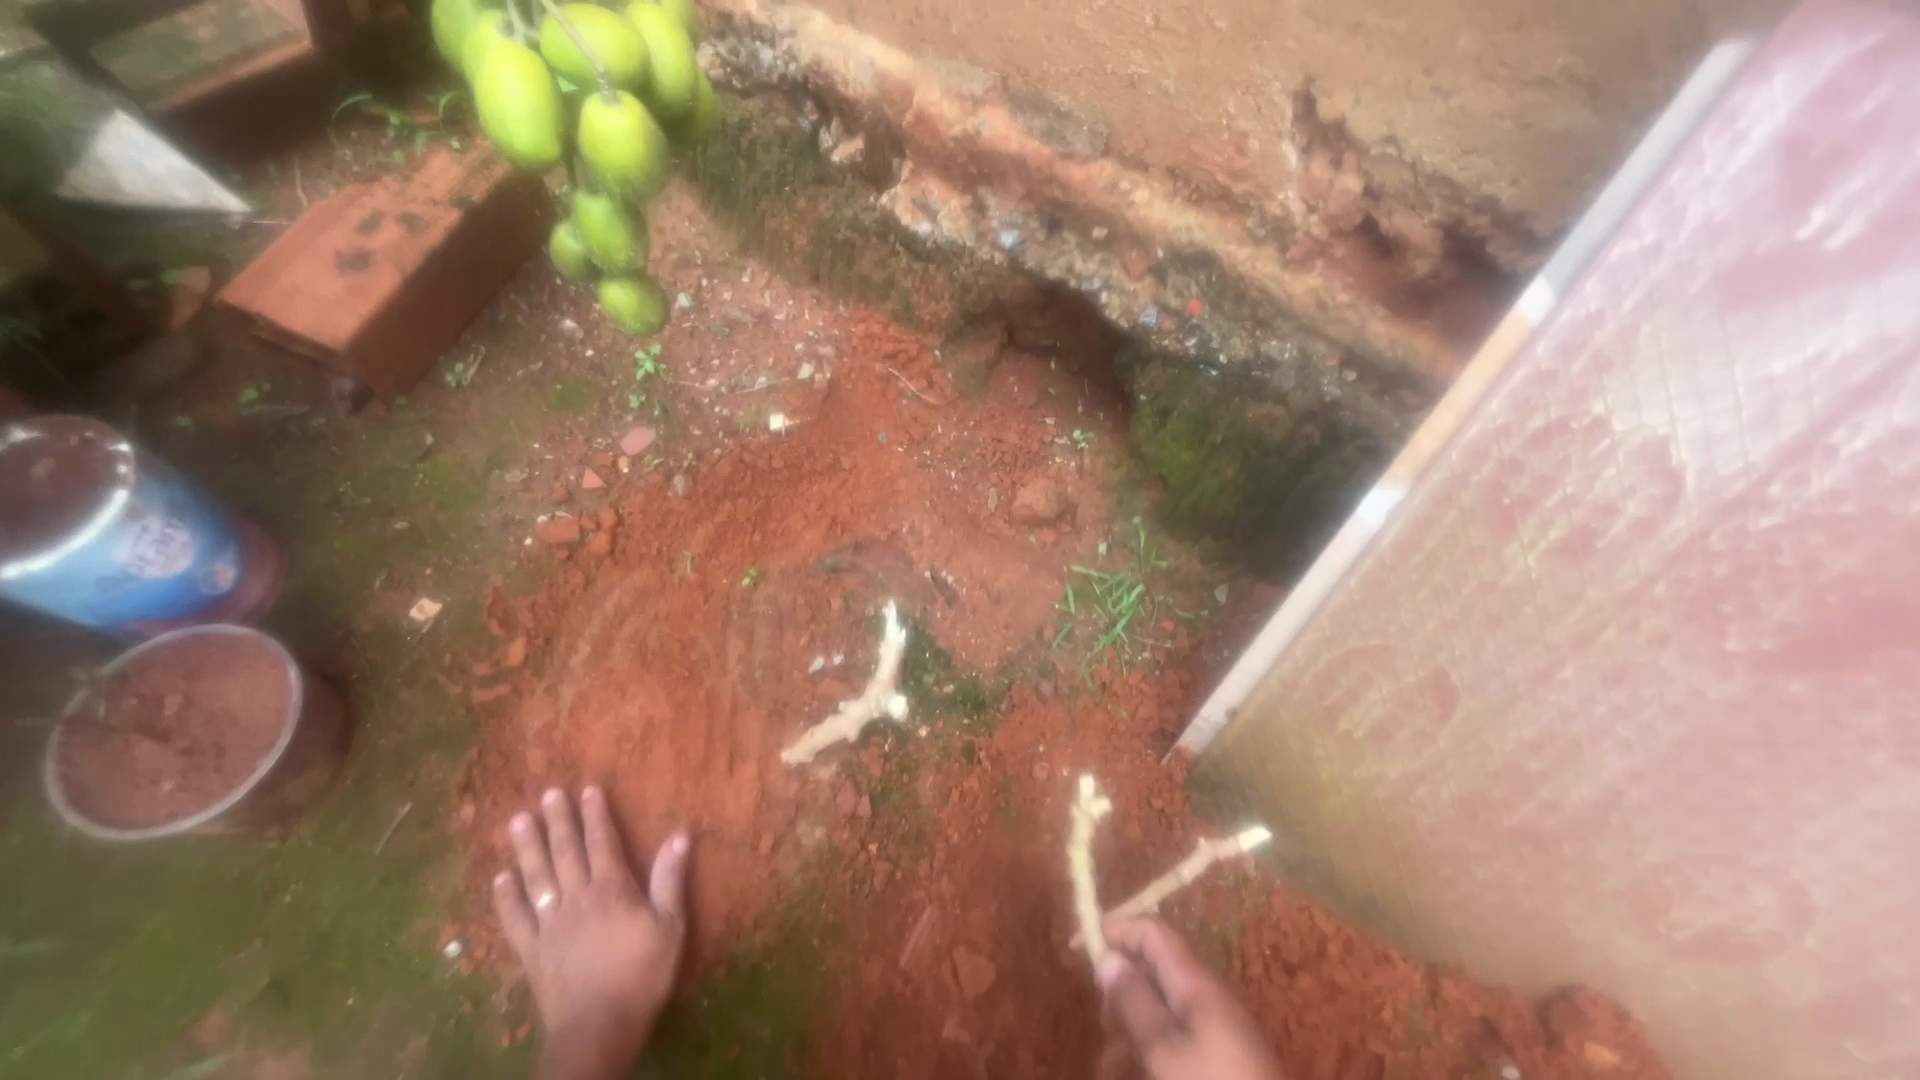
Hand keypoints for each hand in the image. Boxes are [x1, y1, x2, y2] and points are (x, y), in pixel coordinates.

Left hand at [492, 786, 689, 1079]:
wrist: (599, 1025)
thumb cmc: (643, 973)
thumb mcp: (670, 925)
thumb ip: (670, 879)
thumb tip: (680, 835)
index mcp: (612, 889)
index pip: (602, 843)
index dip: (595, 815)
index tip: (587, 789)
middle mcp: (577, 898)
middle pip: (565, 852)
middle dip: (558, 821)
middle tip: (548, 793)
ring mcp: (550, 924)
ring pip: (536, 877)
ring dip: (527, 847)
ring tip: (517, 820)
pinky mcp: (531, 951)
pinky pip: (515, 918)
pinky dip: (506, 897)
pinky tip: (500, 878)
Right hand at [1096, 916, 1285, 1079]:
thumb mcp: (1164, 1051)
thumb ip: (1135, 1002)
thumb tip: (1108, 957)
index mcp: (1196, 983)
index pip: (1152, 931)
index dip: (1116, 931)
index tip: (1080, 949)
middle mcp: (1207, 997)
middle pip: (1155, 969)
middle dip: (1121, 988)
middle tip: (1098, 1022)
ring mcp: (1218, 1030)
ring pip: (1163, 1010)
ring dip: (1131, 1027)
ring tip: (1108, 1065)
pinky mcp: (1222, 1060)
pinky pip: (1177, 1039)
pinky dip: (1152, 1050)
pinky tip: (1134, 1072)